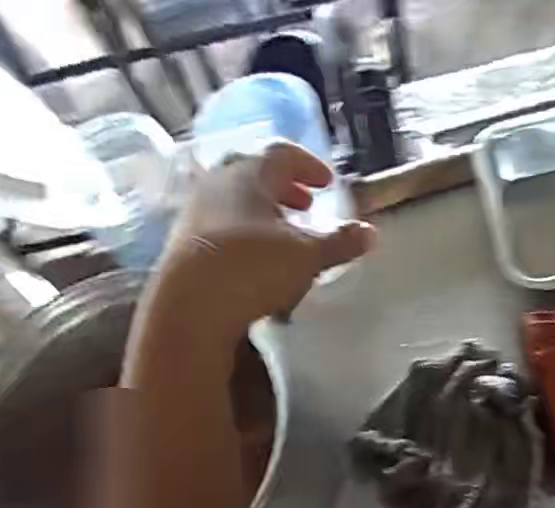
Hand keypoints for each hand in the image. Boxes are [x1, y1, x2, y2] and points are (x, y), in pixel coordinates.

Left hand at [154, 141, 375, 335]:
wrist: (190, 305)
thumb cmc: (252, 268)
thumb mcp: (305, 258)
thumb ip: (339, 244)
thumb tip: (371, 233)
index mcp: (251, 174)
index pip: (283, 155)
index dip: (308, 167)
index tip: (326, 184)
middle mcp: (218, 183)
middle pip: (254, 175)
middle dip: (283, 190)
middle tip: (304, 207)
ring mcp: (195, 212)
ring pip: (234, 202)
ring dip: (261, 215)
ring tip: (281, 238)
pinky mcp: (182, 243)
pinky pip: (220, 228)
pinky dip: (241, 236)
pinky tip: (252, 263)